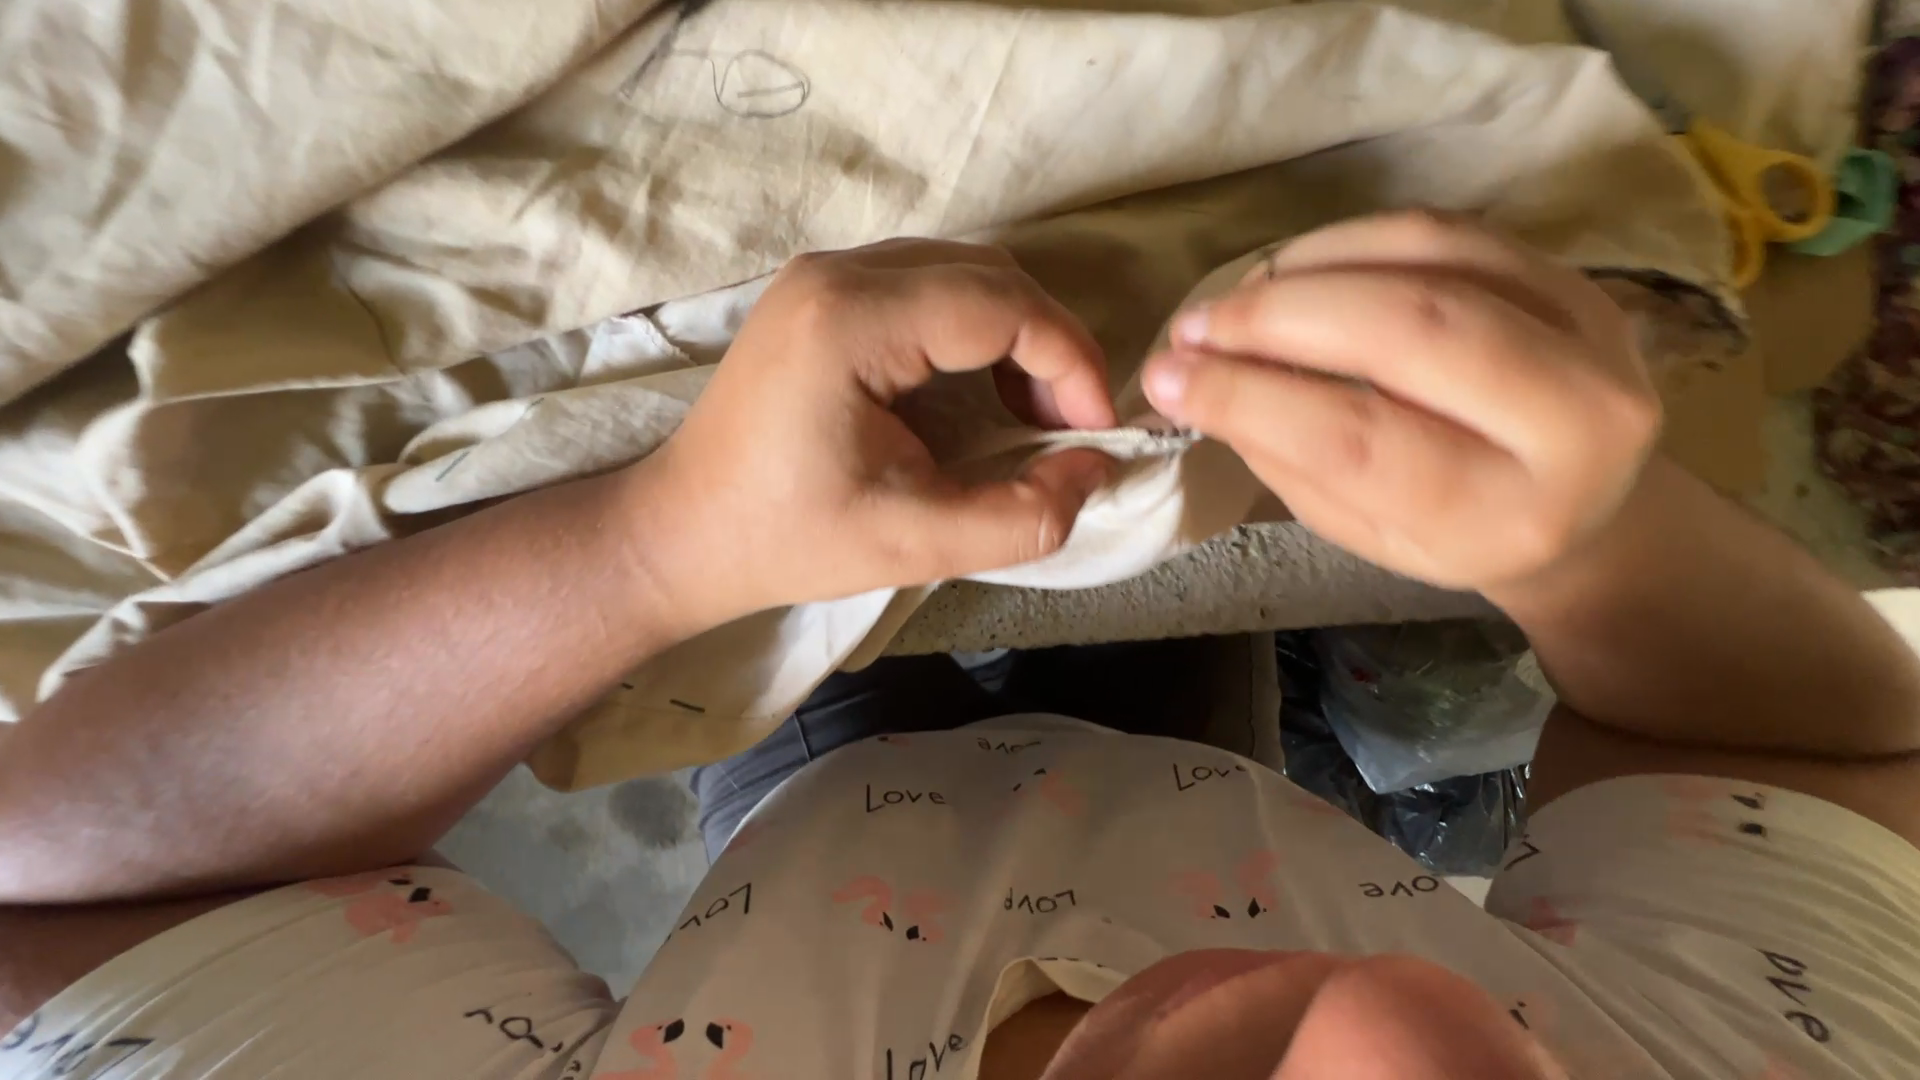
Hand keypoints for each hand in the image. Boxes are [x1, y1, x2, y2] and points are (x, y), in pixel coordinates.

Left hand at [639, 239, 1117, 624]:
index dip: (1070, 361)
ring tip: (1028, 413)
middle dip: (1048, 347)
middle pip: (988, 275)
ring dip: (1015, 337)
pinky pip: (927, 288)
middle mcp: (835, 273)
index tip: (1097, 429)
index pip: (1000, 304)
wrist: (687, 532)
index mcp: (851, 321)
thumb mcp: (918, 545)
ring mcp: (822, 276)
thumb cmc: (790, 541)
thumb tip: (1098, 466)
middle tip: (1067, 425)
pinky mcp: (820, 295)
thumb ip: (1026, 515)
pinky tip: (978, 391)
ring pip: (962, 273)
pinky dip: (974, 333)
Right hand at [1140, 211, 1660, 591]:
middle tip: (1194, 328)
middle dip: (1273, 320)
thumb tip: (1195, 382)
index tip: (1166, 378)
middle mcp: (1573, 418)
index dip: (1248, 398)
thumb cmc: (1447, 534)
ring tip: (1228, 302)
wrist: (1586, 508)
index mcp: (1503, 513)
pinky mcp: (1569, 275)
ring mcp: (1587, 328)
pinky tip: (1286, 270)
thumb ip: (1287, 457)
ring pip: (1426, 262)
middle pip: (1405, 331)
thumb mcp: (1358, 529)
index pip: (1357, 439)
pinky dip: (1348, 241)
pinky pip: (1443, 231)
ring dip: (1302, 273)